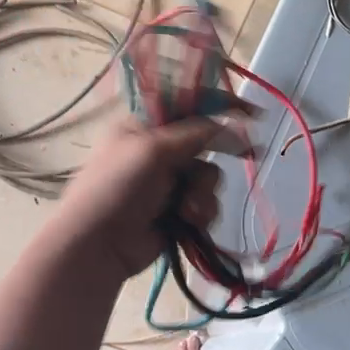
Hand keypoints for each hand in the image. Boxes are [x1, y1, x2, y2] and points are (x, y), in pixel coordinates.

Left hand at [50, 113, 232, 279]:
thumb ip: (195, 132)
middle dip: (221, 152)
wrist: (98, 245)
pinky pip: (206, 202)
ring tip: (188, 209)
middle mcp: (158, 150)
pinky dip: (202, 211)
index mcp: (144, 126)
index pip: (188, 104)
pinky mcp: (178, 210)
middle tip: (250, 152)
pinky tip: (188, 221)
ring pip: (210, 175)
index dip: (219, 104)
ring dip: (204, 192)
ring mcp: (169, 182)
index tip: (251, 111)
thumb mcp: (153, 149)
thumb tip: (233, 123)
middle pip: (206, 141)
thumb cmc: (116, 187)